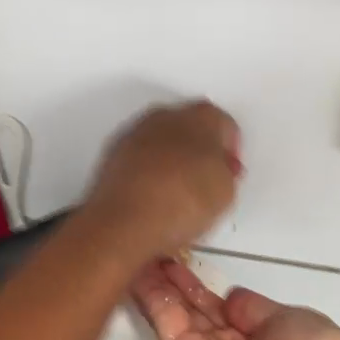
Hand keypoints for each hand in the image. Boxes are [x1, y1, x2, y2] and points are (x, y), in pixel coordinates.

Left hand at [78, 101, 240, 262]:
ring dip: (170, 164)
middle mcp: (164, 116)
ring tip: (177, 198)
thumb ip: (226, 174)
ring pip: (160, 145)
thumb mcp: (226, 193)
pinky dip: (146, 177)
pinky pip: (138, 164)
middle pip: (189, 130)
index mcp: (202, 115)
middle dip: (198, 153)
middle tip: (204, 185)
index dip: (230, 153)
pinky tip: (152, 202)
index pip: (225, 126)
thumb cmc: (180, 202)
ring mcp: (133, 136)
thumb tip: (220, 173)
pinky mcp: (109, 159)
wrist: (124, 224)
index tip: (229, 174)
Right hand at [131, 258, 339, 339]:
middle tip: (152, 249)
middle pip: (198, 310)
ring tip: (135, 253)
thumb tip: (231, 298)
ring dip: (158, 285)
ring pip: (177, 315)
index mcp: (265, 339)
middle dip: (177, 281)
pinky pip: (165, 326)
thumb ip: (259, 309)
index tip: (187, 259)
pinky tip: (135, 273)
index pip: (227, 308)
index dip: (208, 286)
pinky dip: (151, 299)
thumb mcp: (298, 320)